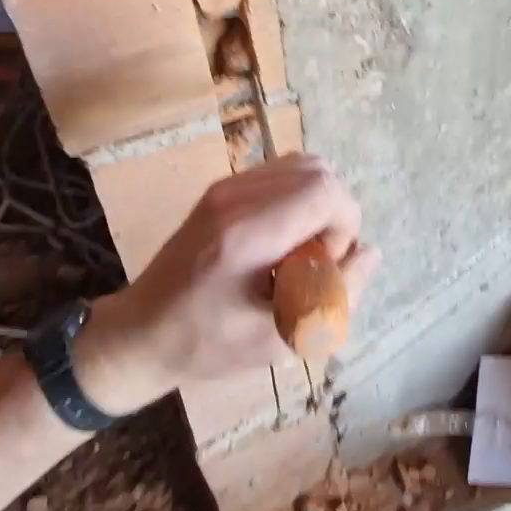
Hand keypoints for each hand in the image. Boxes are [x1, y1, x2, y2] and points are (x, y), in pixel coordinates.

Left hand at [71, 153, 378, 415]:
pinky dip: (300, 197)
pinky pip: (284, 171)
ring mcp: (226, 186)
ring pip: (305, 165)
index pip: (325, 191)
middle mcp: (236, 198)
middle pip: (320, 172)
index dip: (344, 225)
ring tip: (300, 246)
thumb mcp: (278, 339)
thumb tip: (370, 251)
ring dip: (319, 203)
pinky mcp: (223, 187)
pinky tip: (283, 236)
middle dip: (335, 214)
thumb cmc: (208, 344)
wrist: (139, 333)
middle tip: (314, 259)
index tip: (324, 265)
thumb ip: (335, 296)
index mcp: (247, 236)